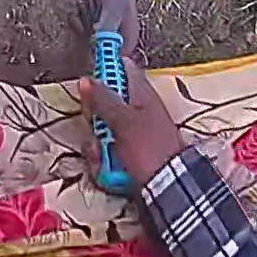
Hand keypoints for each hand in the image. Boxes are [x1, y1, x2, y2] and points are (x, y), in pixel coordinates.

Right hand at [80, 59, 186, 188]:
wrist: (169, 190)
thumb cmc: (150, 148)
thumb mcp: (123, 121)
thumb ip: (104, 99)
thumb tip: (86, 79)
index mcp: (141, 94)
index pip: (122, 67)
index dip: (106, 66)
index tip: (91, 79)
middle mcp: (135, 109)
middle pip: (105, 99)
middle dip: (94, 114)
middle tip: (95, 124)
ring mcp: (130, 132)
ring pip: (102, 126)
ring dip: (97, 141)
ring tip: (101, 152)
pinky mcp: (126, 153)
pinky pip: (106, 147)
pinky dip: (103, 157)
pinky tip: (105, 166)